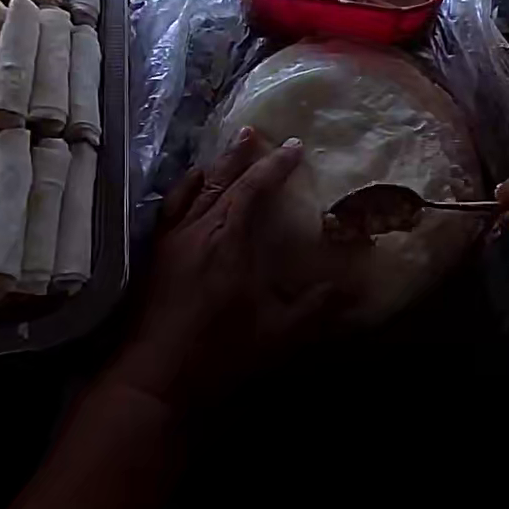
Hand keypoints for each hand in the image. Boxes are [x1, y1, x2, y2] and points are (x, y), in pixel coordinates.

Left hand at [110, 127, 334, 410]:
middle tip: (253, 131)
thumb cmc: (219, 352)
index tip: (294, 146)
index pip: (254, 188)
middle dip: (240, 155)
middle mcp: (197, 229)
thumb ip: (316, 308)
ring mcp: (170, 240)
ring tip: (220, 154)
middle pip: (219, 179)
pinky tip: (184, 194)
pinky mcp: (154, 255)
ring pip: (191, 190)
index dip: (275, 165)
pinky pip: (169, 209)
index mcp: (229, 239)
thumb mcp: (277, 334)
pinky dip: (182, 191)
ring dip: (210, 168)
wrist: (154, 376)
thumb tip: (355, 291)